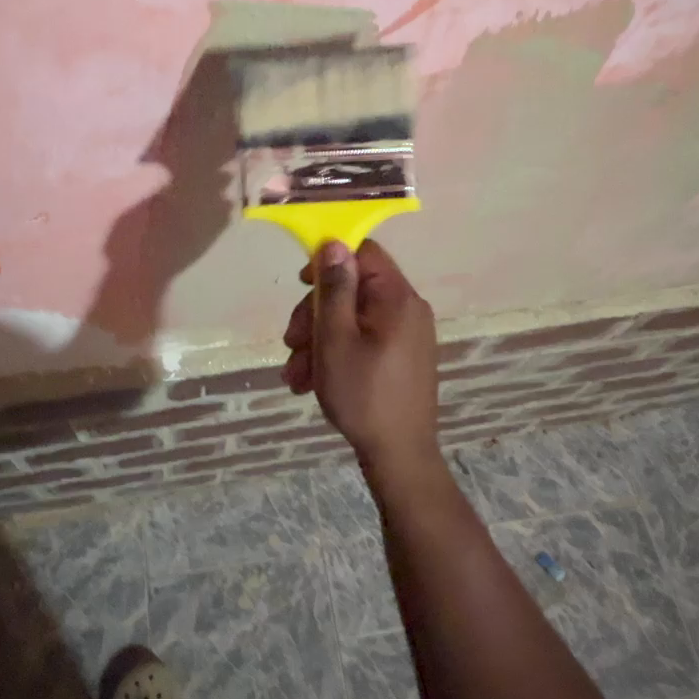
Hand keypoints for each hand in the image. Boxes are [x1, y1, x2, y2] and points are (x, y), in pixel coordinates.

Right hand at [281, 240, 439, 468]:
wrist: (399, 456)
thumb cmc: (364, 395)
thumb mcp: (336, 339)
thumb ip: (335, 288)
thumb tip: (334, 242)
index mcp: (398, 298)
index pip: (365, 253)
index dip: (330, 260)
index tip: (302, 283)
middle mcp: (407, 310)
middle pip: (353, 289)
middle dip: (315, 314)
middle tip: (290, 343)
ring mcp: (406, 336)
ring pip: (351, 319)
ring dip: (317, 340)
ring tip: (295, 376)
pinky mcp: (400, 358)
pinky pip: (363, 341)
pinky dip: (335, 355)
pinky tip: (310, 382)